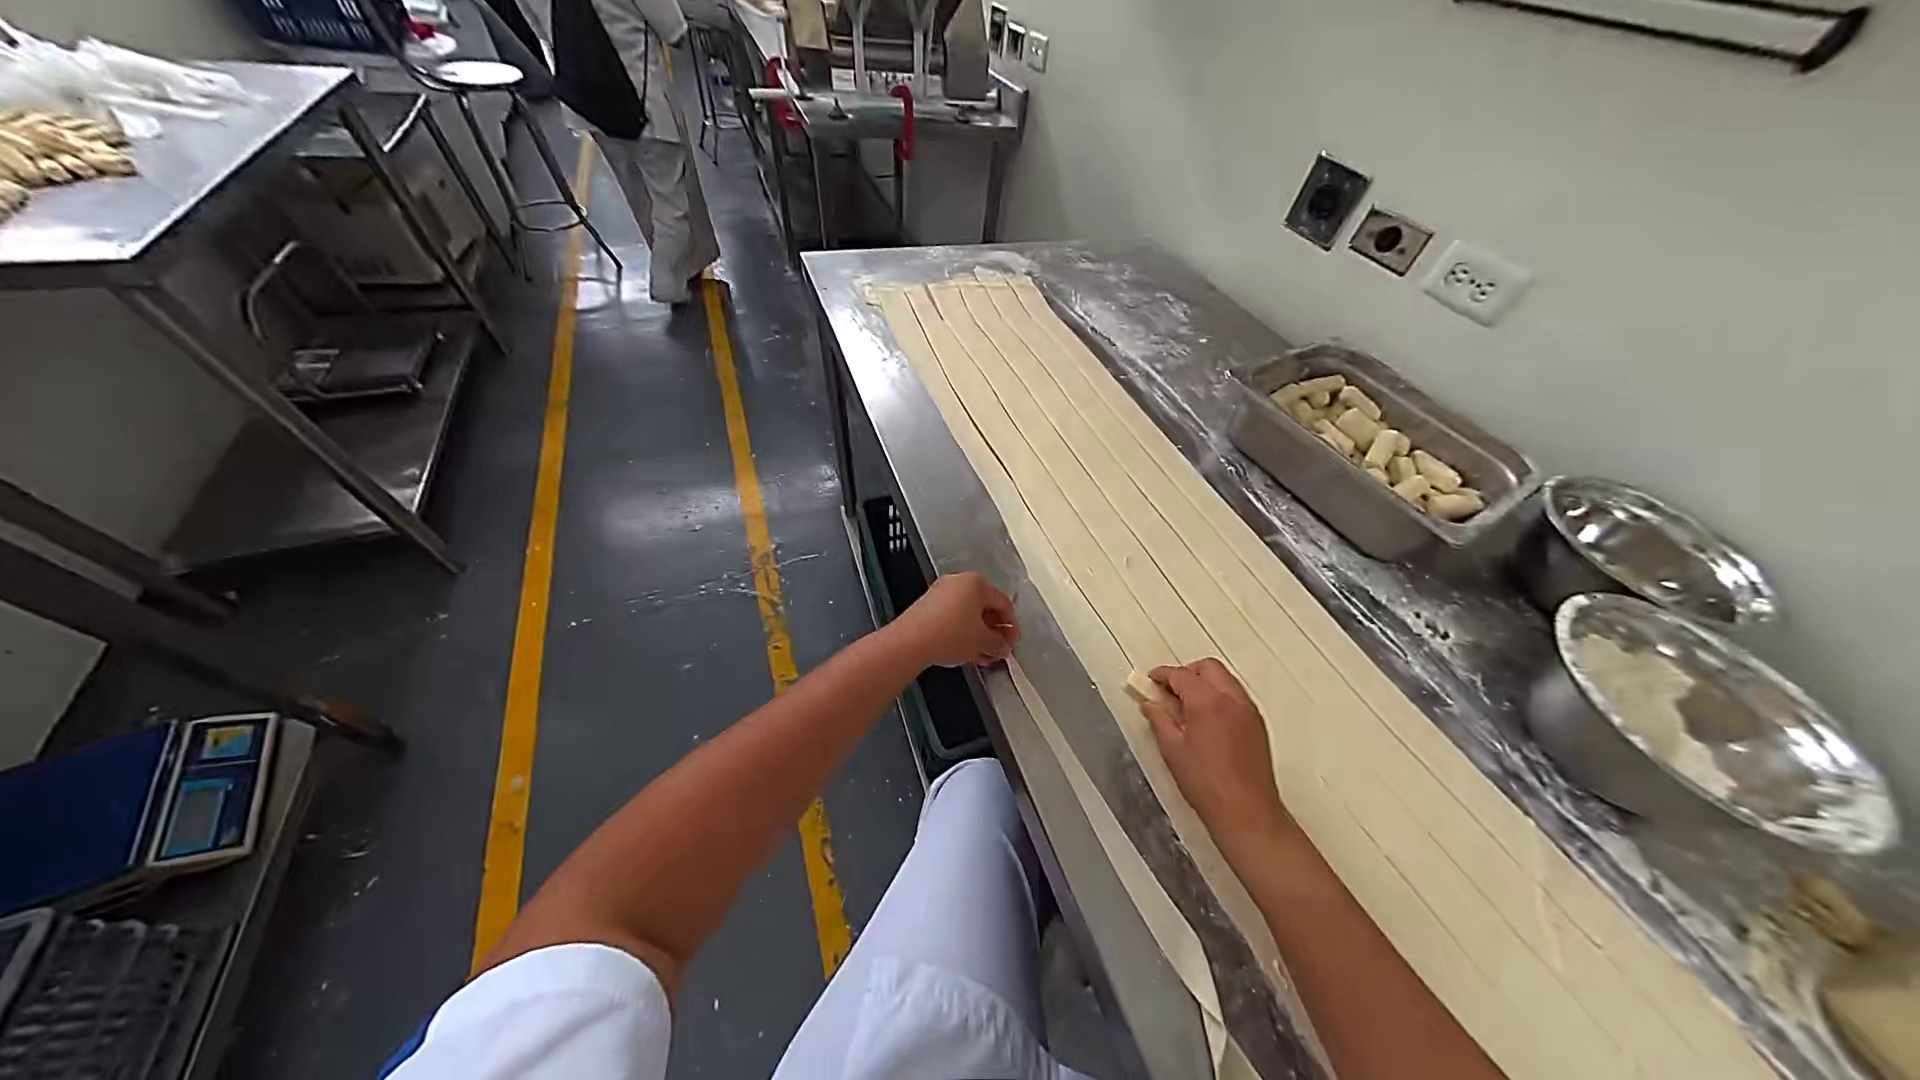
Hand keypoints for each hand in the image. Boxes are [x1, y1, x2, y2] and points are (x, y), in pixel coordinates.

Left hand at [892, 572, 1018, 667]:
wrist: (911, 642)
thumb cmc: (948, 634)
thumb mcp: (982, 642)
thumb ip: (998, 644)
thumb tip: (1001, 647)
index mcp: (977, 583)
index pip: (1003, 603)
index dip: (1011, 626)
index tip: (1011, 642)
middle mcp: (959, 582)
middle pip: (985, 607)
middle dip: (994, 631)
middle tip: (998, 648)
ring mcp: (941, 592)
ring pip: (968, 613)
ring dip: (979, 634)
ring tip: (983, 654)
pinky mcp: (928, 605)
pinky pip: (953, 616)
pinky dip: (963, 631)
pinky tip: (966, 650)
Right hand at [1140, 659, 1290, 844]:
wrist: (1246, 812)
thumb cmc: (1210, 786)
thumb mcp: (1172, 749)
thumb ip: (1159, 720)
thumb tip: (1151, 706)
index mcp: (1208, 702)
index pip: (1181, 675)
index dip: (1162, 675)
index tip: (1152, 680)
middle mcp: (1232, 700)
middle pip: (1207, 668)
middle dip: (1186, 672)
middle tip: (1168, 689)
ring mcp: (1249, 711)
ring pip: (1225, 679)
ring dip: (1204, 682)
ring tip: (1185, 704)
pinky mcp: (1257, 725)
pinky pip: (1236, 695)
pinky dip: (1220, 695)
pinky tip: (1205, 716)